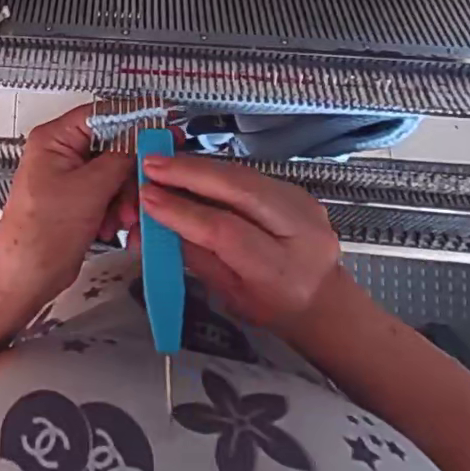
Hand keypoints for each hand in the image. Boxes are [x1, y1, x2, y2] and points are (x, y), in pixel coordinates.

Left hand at [0, 104, 136, 313]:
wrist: (25, 278)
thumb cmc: (38, 235)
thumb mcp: (90, 189)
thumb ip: (122, 158)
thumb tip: (147, 137)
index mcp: (54, 139)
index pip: (103, 114)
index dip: (136, 119)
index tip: (163, 126)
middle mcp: (61, 153)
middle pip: (113, 145)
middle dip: (130, 171)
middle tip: (145, 187)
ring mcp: (70, 177)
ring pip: (115, 171)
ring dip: (126, 195)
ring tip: (124, 216)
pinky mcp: (78, 199)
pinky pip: (110, 192)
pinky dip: (117, 208)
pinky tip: (113, 225)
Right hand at [138, 155, 342, 333]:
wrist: (322, 298)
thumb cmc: (271, 306)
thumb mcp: (229, 293)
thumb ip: (195, 255)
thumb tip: (154, 223)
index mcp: (281, 270)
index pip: (225, 231)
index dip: (183, 211)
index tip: (147, 197)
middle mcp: (300, 230)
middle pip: (239, 189)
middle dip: (190, 173)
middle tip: (151, 165)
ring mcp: (303, 204)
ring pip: (243, 174)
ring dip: (200, 167)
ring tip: (164, 164)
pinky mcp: (297, 190)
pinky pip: (249, 175)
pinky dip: (216, 170)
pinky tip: (190, 169)